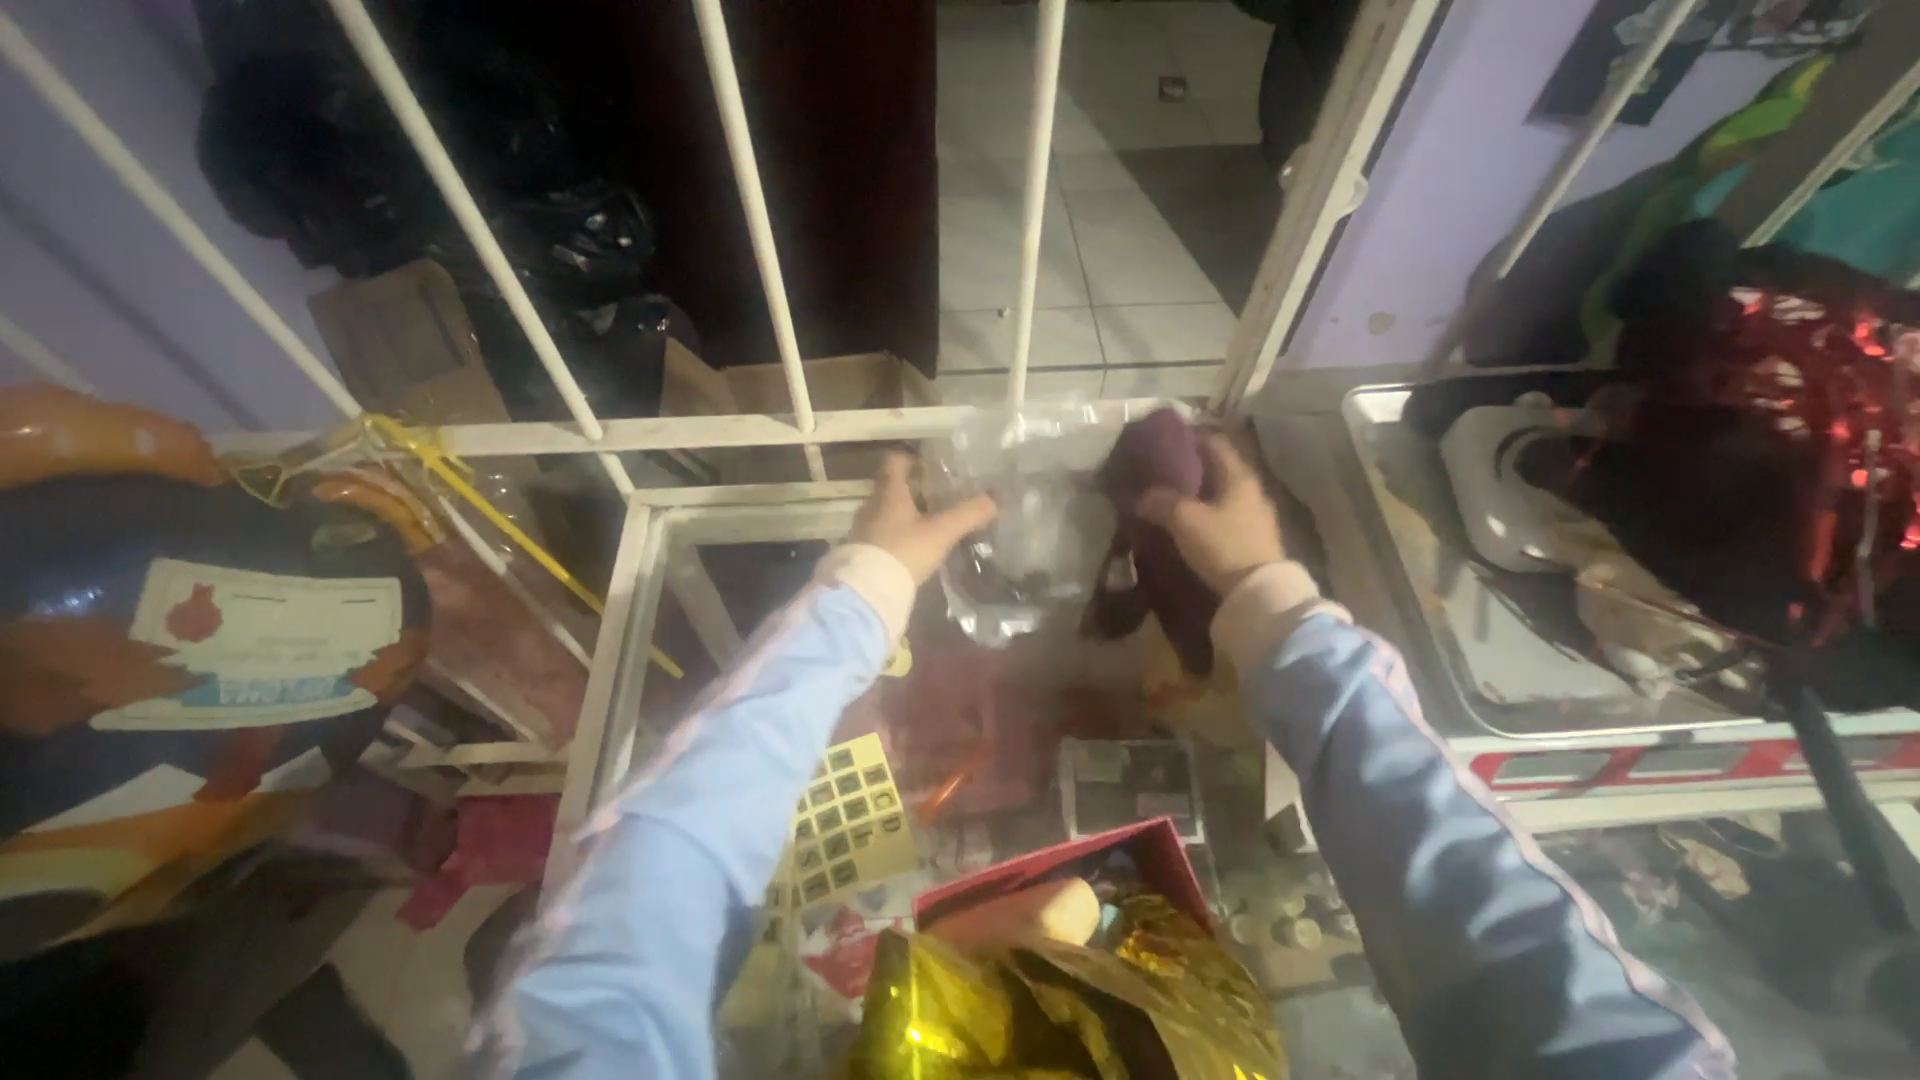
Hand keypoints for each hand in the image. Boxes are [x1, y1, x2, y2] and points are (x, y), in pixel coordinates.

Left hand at [851, 452, 997, 584]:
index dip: (910, 459)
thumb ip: (968, 514)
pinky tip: (912, 548)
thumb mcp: (942, 532)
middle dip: (912, 489)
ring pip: (884, 511)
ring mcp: (862, 529)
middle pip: (889, 487)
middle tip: (936, 496)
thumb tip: (997, 498)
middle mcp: (871, 505)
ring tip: (928, 523)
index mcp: (888, 492)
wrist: (868, 590)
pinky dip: (896, 535)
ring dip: (904, 513)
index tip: (928, 465)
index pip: (894, 462)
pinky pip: (880, 534)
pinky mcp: (861, 551)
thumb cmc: (904, 551)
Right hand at [1134, 432, 1284, 594]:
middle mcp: (1251, 489)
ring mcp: (1256, 515)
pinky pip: (1226, 515)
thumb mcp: (1184, 520)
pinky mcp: (1253, 538)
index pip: (1214, 442)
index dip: (1190, 438)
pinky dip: (1207, 513)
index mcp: (1238, 476)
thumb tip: (1141, 496)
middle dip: (1192, 468)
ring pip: (1222, 493)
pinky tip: (1190, 523)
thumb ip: (1161, 501)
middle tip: (1163, 471)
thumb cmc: (1222, 545)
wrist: (1257, 592)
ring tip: (1172, 498)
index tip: (1166, 441)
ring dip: (1199, 493)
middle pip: (1219, 468)